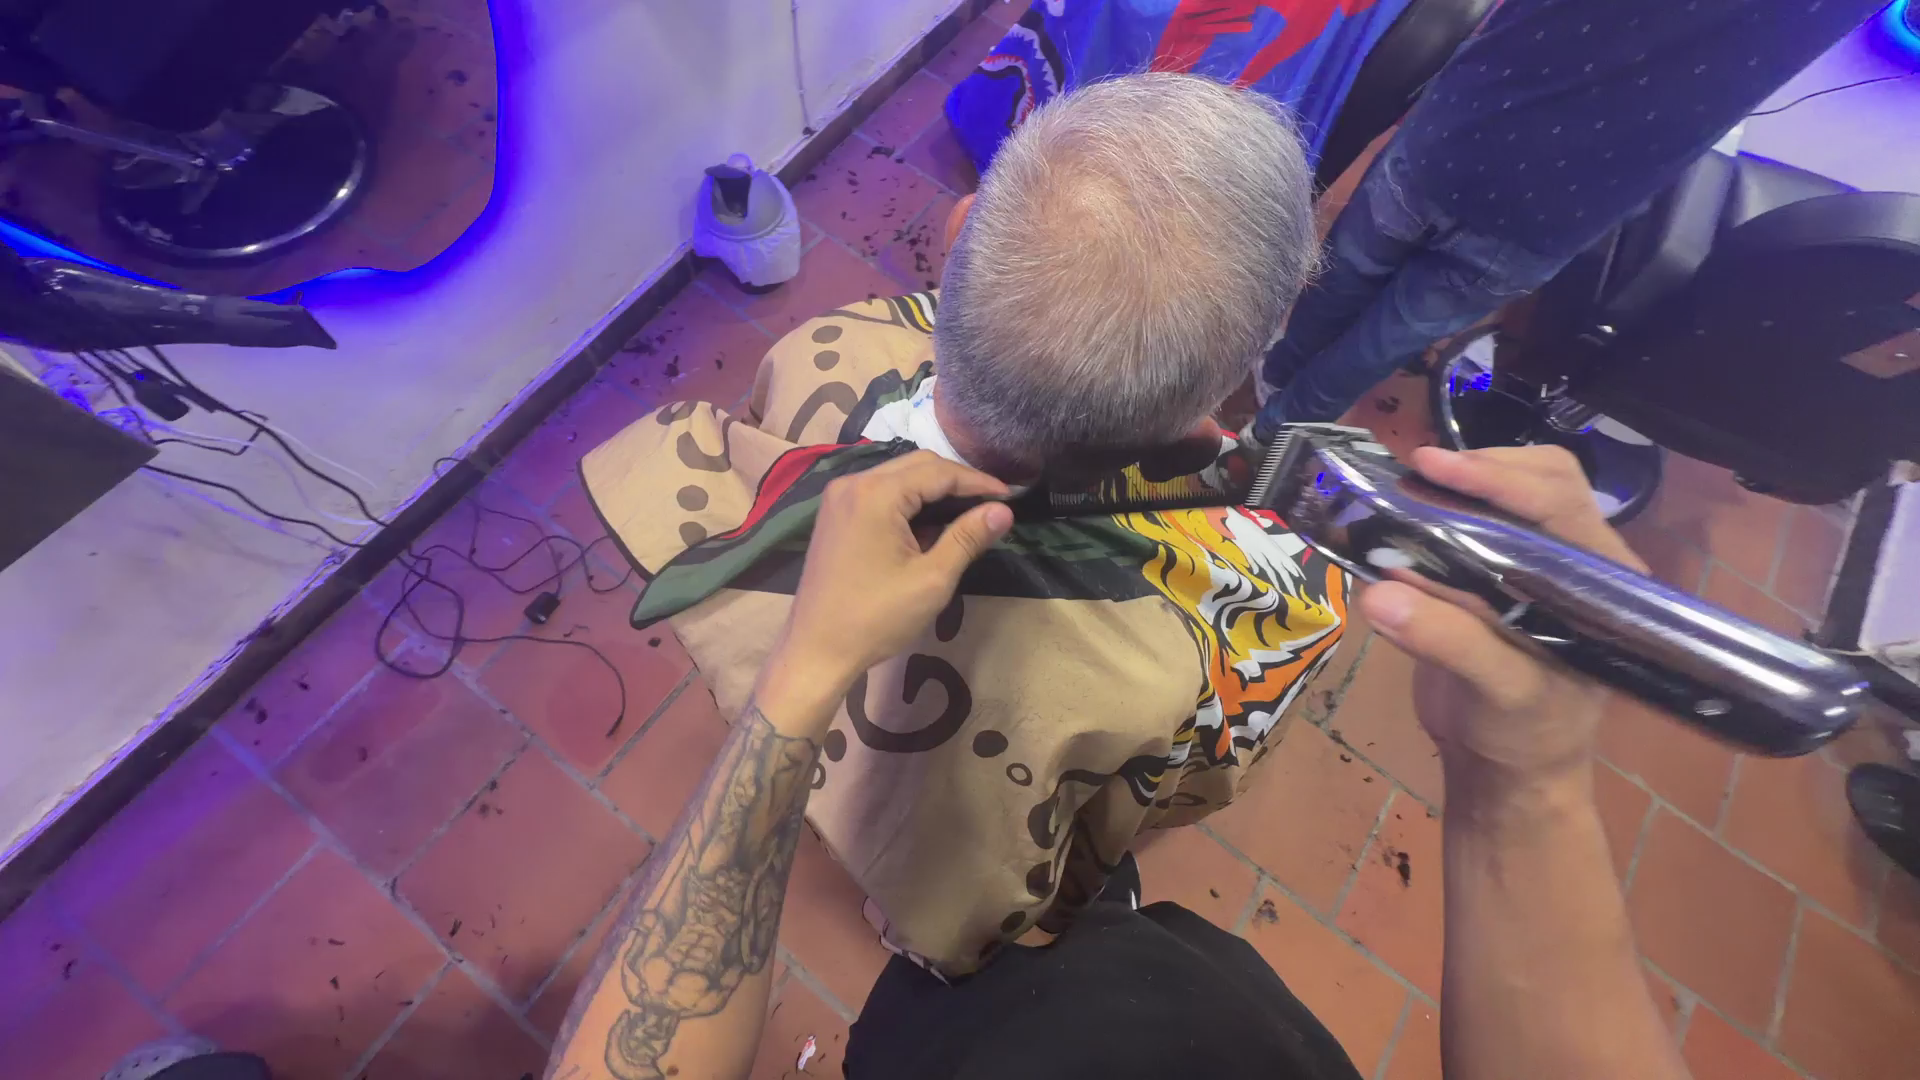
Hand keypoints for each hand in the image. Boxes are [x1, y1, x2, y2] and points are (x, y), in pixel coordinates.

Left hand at [776, 451, 1013, 690]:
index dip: (978, 481)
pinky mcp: (835, 514)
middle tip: (992, 504)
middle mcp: (853, 483)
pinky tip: (931, 524)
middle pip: (917, 465)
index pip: (938, 472)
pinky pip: (880, 492)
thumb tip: (1004, 511)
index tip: (1010, 496)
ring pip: (899, 476)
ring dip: (933, 490)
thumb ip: (968, 537)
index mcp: (876, 494)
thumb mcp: (931, 579)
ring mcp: (839, 497)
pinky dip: (909, 501)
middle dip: (957, 481)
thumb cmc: (876, 618)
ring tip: (968, 513)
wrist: (817, 650)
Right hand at [1357, 446, 1648, 805]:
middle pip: (1535, 482)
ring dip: (1450, 489)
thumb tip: (1377, 595)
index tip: (1431, 466)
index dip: (1498, 477)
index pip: (1557, 500)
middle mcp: (1569, 563)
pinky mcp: (1483, 582)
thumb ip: (1449, 642)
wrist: (1504, 766)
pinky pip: (1459, 533)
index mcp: (1598, 580)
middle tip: (1412, 471)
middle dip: (1475, 470)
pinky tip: (1395, 521)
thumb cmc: (1525, 732)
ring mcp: (1526, 569)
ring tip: (1400, 489)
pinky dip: (1427, 518)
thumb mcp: (1500, 692)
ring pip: (1497, 501)